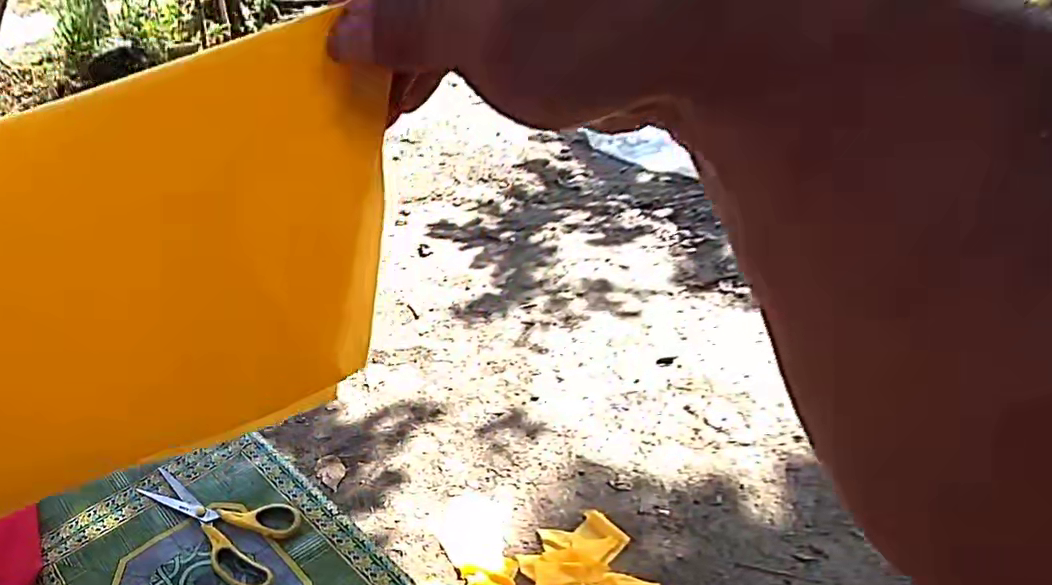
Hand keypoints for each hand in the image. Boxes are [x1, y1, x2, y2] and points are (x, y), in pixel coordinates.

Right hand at [330, 0, 785, 129]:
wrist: (713, 44)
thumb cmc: (604, 26)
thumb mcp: (487, 30)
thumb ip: (409, 22)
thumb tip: (343, 31)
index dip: (359, 13)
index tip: (338, 59)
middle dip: (380, 36)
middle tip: (359, 95)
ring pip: (432, 6)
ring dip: (402, 55)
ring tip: (386, 107)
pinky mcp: (526, 2)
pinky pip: (457, 21)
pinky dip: (433, 57)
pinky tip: (417, 94)